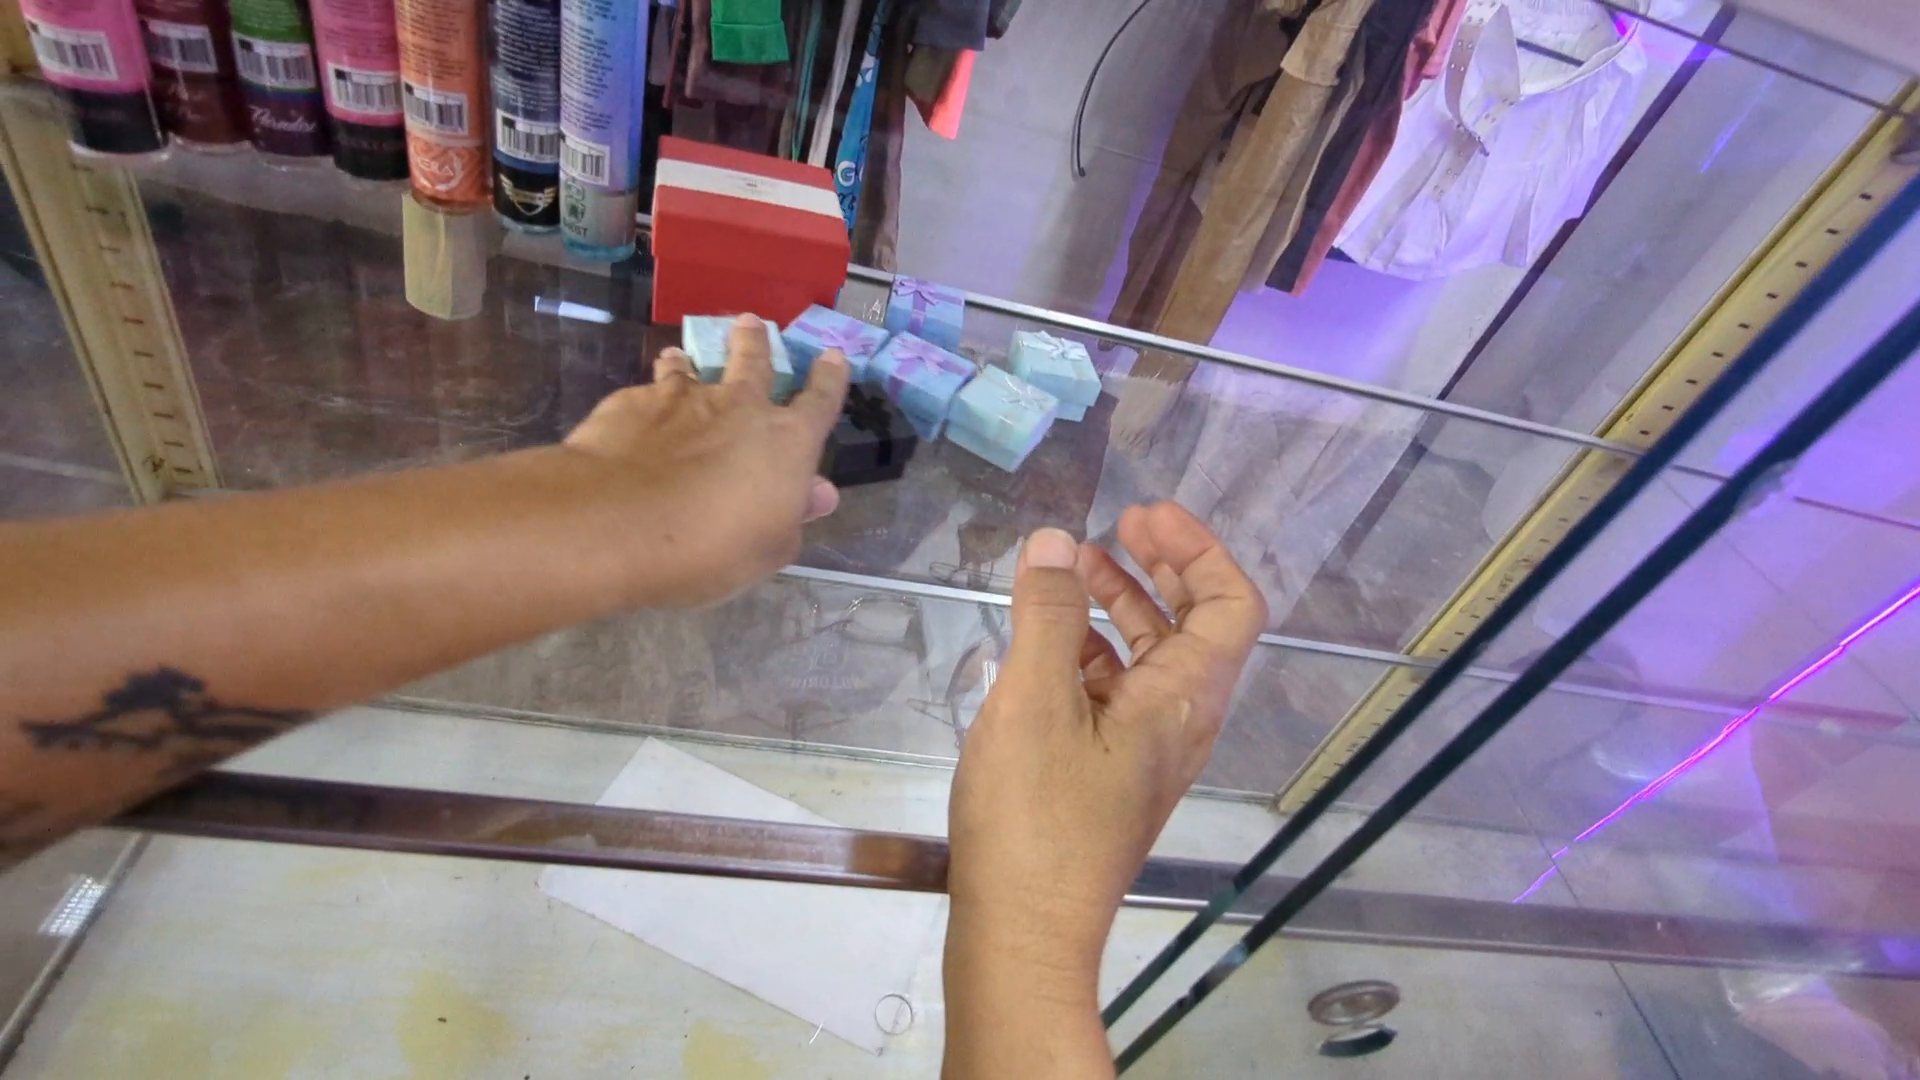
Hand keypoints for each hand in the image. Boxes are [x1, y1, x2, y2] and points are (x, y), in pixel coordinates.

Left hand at [561, 314, 848, 607]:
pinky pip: (646, 394)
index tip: (833, 356)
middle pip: (754, 361)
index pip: (820, 401)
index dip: (830, 379)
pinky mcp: (631, 404)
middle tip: (750, 323)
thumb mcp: (772, 546)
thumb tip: (819, 493)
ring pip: (690, 367)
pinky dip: (647, 400)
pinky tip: (636, 417)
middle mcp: (739, 407)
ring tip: (680, 357)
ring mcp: (682, 399)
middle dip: (756, 342)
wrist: (620, 526)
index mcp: (787, 441)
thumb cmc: (715, 548)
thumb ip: (795, 514)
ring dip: (689, 361)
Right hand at [947, 503, 1266, 978]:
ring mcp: (1142, 747)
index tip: (1145, 515)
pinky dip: (1089, 649)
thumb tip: (1056, 541)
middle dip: (1161, 566)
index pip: (1230, 605)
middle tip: (1119, 525)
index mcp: (1182, 700)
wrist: (1021, 930)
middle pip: (1193, 625)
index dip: (1199, 549)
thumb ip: (1050, 614)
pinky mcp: (1108, 767)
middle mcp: (1178, 720)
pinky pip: (1113, 689)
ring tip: (1073, 568)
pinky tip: (1047, 639)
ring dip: (1121, 604)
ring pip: (1149, 656)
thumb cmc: (1035, 814)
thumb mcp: (1036, 700)